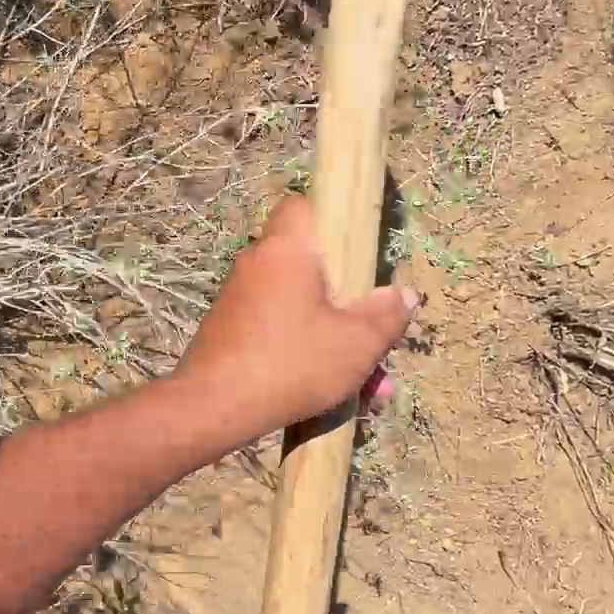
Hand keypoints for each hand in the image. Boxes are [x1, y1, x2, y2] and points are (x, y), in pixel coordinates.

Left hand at [175, 195, 417, 436]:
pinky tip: (338, 397)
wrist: (212, 406)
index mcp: (283, 250)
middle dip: (353, 306)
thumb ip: (386, 314)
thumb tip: (401, 296)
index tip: (361, 246)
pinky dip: (309, 356)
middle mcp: (255, 267)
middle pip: (314, 270)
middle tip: (379, 340)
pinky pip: (281, 333)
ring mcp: (239, 301)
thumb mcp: (357, 342)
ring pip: (303, 311)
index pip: (301, 206)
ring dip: (339, 343)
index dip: (333, 217)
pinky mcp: (231, 331)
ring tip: (371, 389)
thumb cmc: (289, 363)